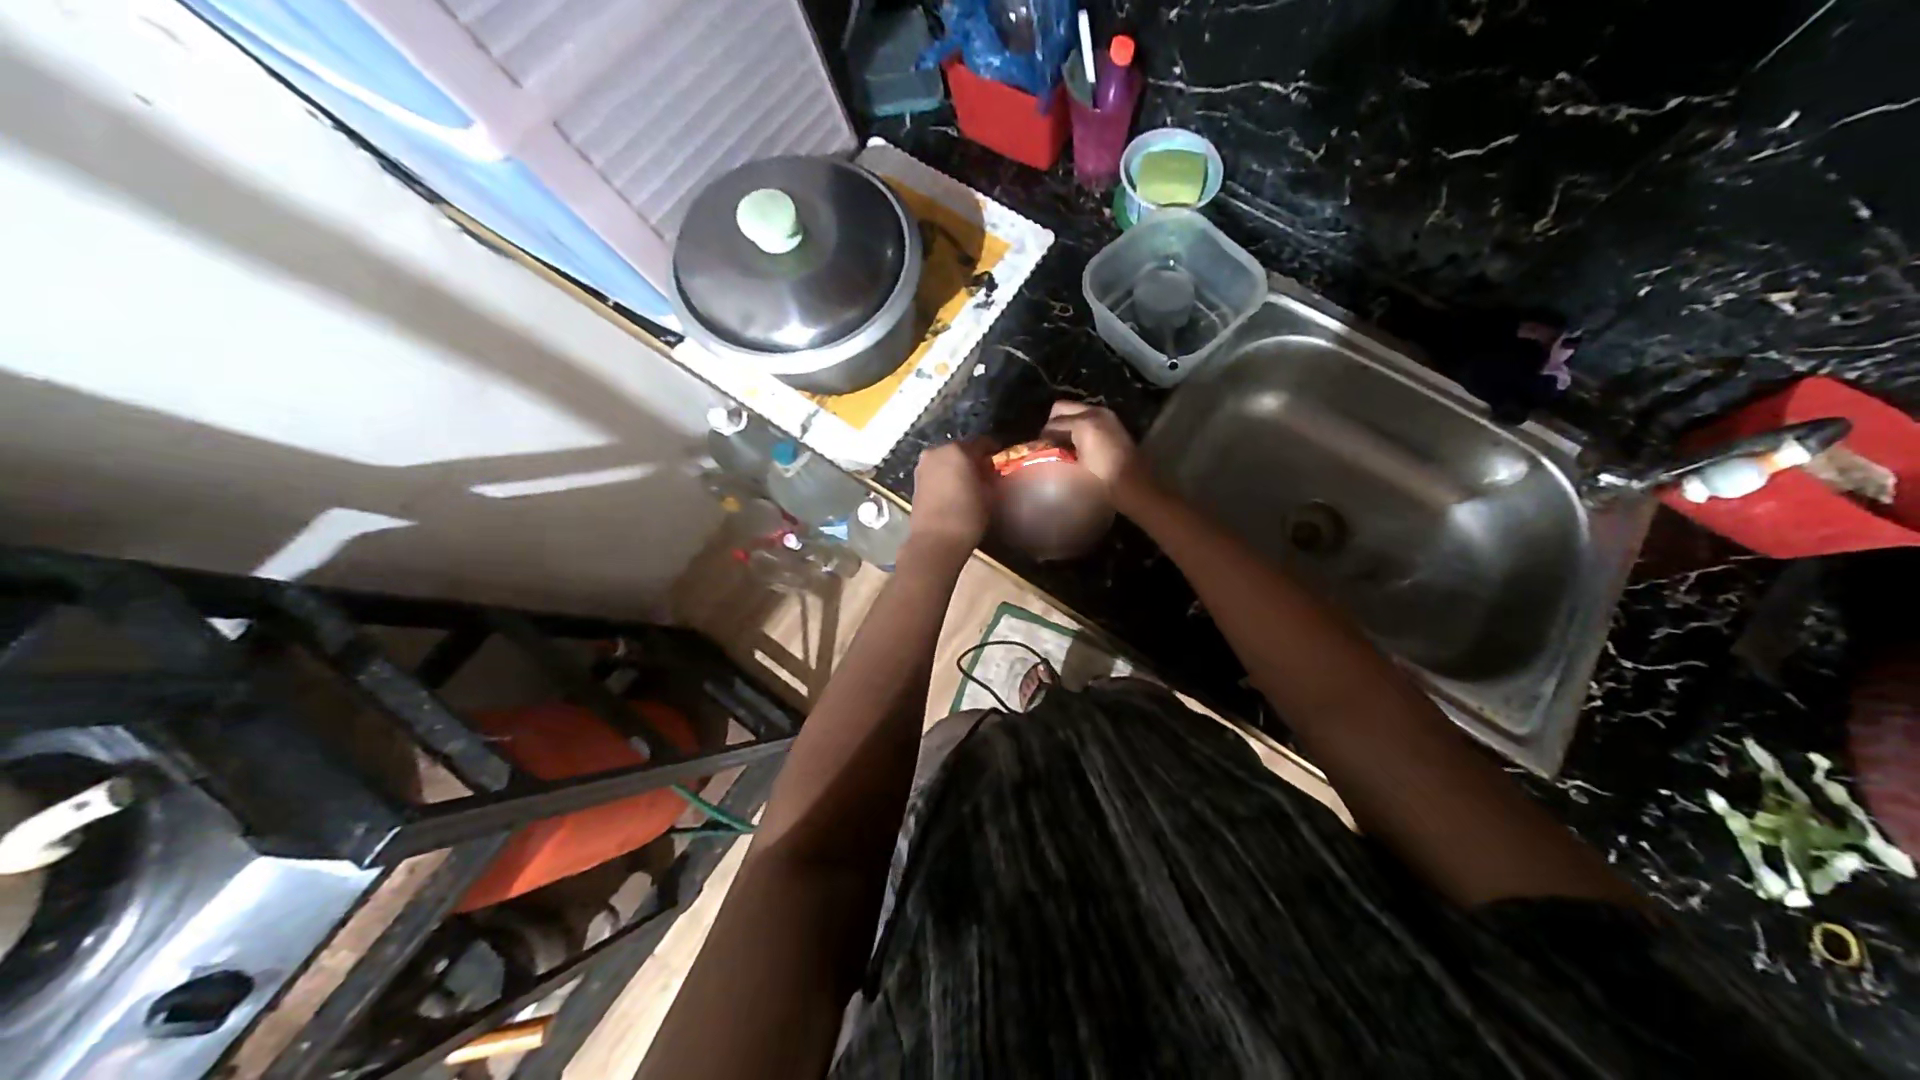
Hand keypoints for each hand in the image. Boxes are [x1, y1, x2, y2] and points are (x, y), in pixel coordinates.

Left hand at [907, 438, 993, 556]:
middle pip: (961, 450)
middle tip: (985, 471)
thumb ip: (989, 475)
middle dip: (973, 458)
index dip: (993, 450)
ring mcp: (923, 466)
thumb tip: (988, 469)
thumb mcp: (989, 494)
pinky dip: (945, 477)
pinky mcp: (915, 481)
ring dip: (957, 468)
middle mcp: (937, 451)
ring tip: (969, 482)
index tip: (1001, 458)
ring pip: (946, 461)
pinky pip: (936, 472)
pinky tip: (954, 490)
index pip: (982, 443)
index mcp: (958, 450)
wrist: (935, 541)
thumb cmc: (968, 516)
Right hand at [1042, 401, 1149, 508]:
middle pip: (1062, 408)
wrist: (1135, 486)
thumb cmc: (1102, 480)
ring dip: (1067, 423)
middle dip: (1053, 423)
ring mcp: (1106, 416)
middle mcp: (1095, 412)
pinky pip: (1089, 417)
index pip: (1053, 423)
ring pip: (1076, 411)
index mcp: (1083, 423)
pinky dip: (1079, 426)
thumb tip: (1046, 447)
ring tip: (1063, 445)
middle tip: (1050, 443)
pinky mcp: (1113, 423)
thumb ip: (1058, 451)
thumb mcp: (1075, 467)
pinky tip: (1078, 445)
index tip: (1039, 449)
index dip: (1043, 436)